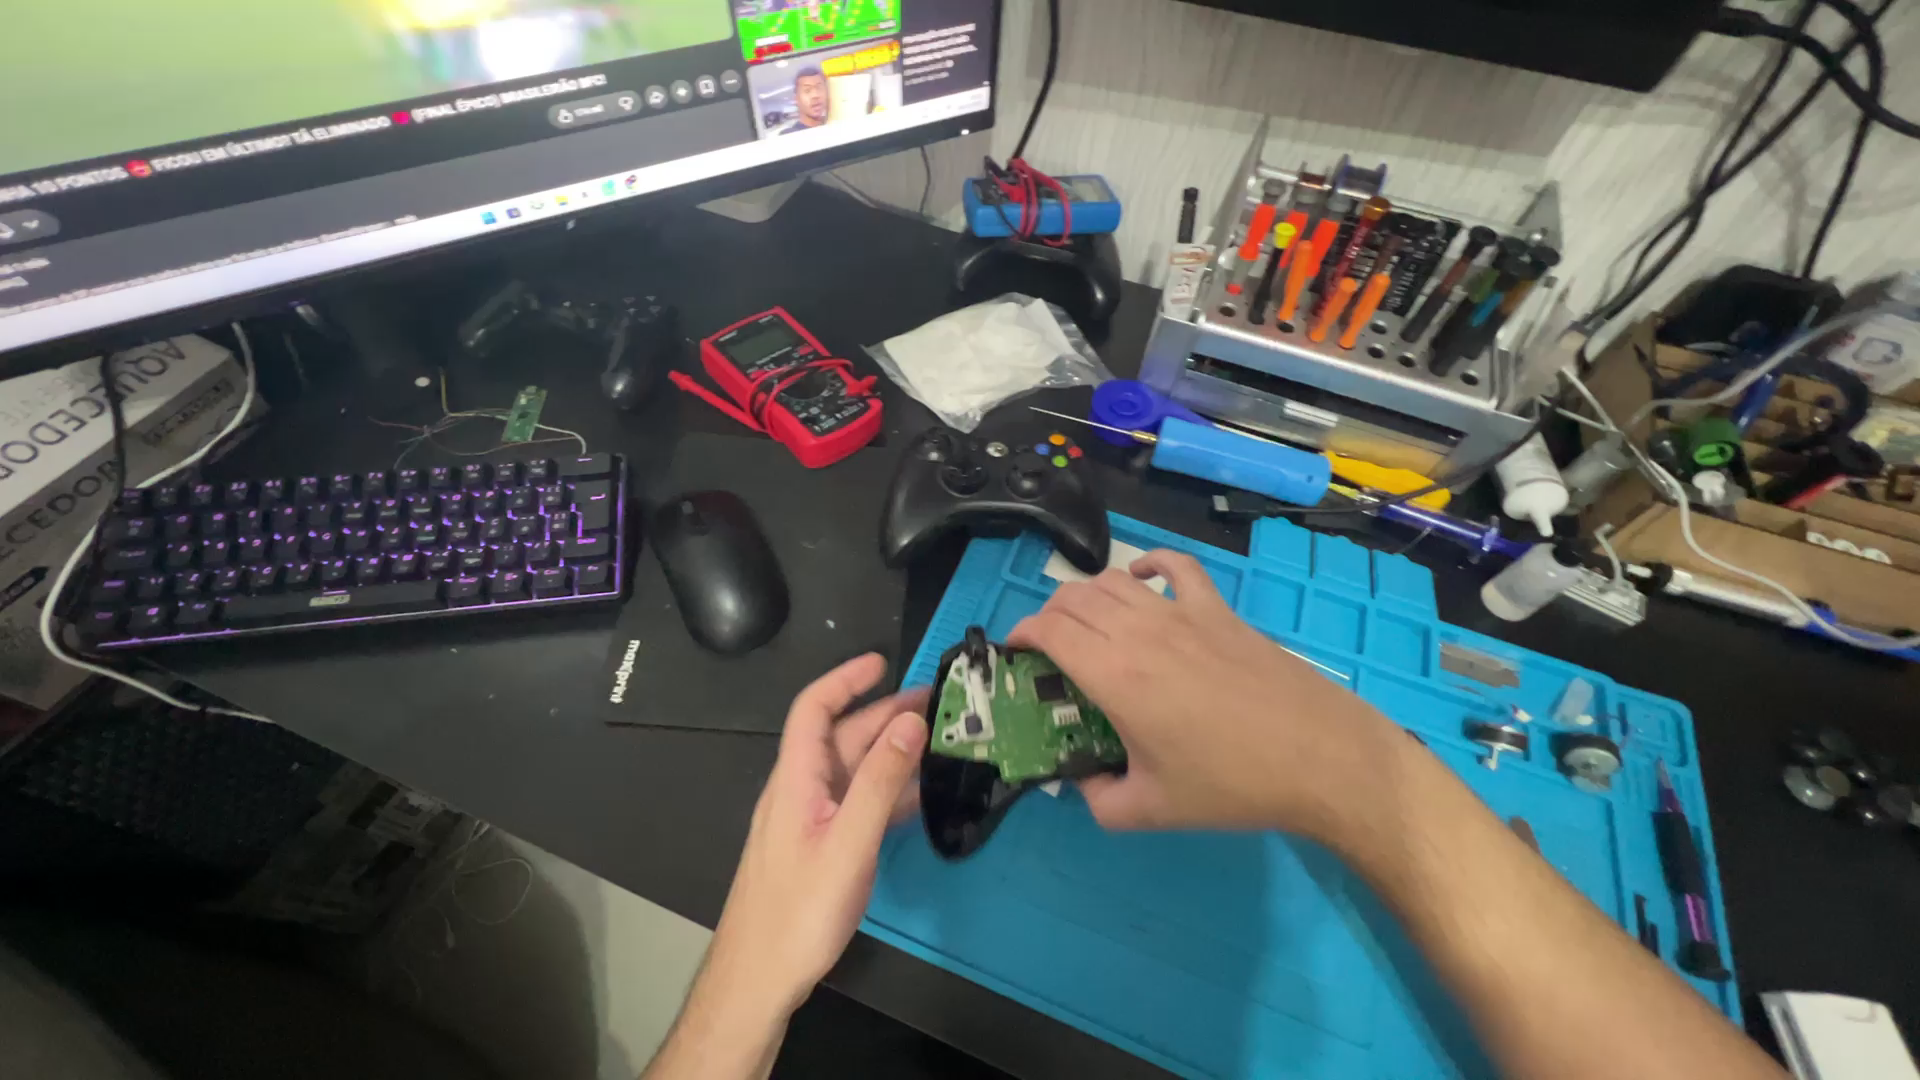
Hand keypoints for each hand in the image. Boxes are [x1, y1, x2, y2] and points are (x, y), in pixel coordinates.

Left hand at [702, 654, 928, 1017]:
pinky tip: (920, 794)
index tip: (883, 662)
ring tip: (938, 740)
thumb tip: (910, 723)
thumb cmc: (798, 912)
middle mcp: (801, 790)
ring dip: (891, 750)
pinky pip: (857, 803)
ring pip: (853, 770)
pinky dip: (888, 789)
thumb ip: (880, 782)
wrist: (757, 981)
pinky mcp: (820, 846)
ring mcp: (810, 820)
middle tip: (936, 704)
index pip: (814, 709)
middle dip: (884, 713)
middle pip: (841, 737)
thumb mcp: (847, 843)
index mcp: (797, 778)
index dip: (845, 679)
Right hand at [1008, 551, 1402, 847]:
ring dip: (1086, 595)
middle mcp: (1139, 631)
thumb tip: (1080, 783)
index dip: (1021, 634)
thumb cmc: (1231, 784)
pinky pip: (1175, 566)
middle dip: (1048, 616)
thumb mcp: (1150, 811)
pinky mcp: (1217, 609)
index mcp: (1114, 675)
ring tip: (1086, 622)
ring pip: (1113, 581)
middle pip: (1073, 598)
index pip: (1048, 629)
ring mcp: (1182, 613)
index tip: (1017, 653)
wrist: (1320, 758)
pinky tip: (1142, 580)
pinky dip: (1149, 565)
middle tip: (1049, 648)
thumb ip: (1097, 801)